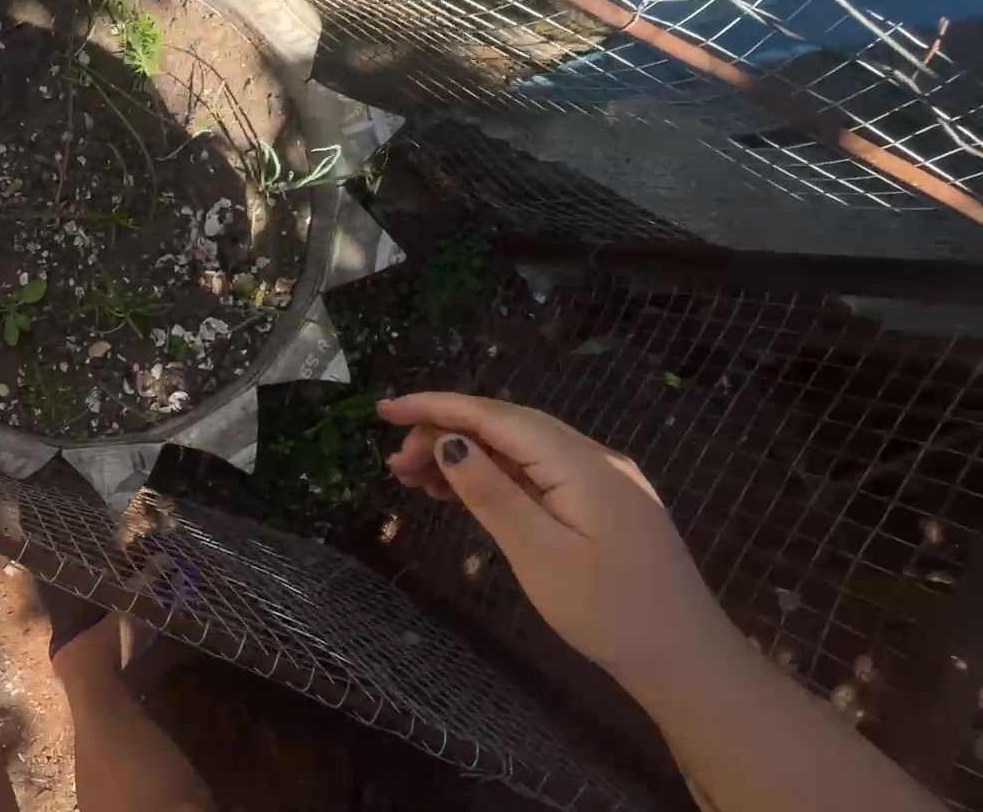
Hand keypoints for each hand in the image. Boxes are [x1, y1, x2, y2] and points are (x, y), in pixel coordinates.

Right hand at [379, 393, 733, 689]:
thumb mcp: (539, 553)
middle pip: (501, 426)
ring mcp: (595, 478)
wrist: (688, 665)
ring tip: (413, 479)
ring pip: (512, 447)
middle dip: (441, 433)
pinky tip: (455, 491)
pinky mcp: (593, 500)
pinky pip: (528, 470)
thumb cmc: (609, 612)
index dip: (435, 407)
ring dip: (460, 455)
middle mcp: (591, 458)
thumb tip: (447, 441)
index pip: (494, 416)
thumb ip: (490, 492)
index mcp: (581, 464)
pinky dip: (487, 474)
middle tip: (395, 465)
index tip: (385, 411)